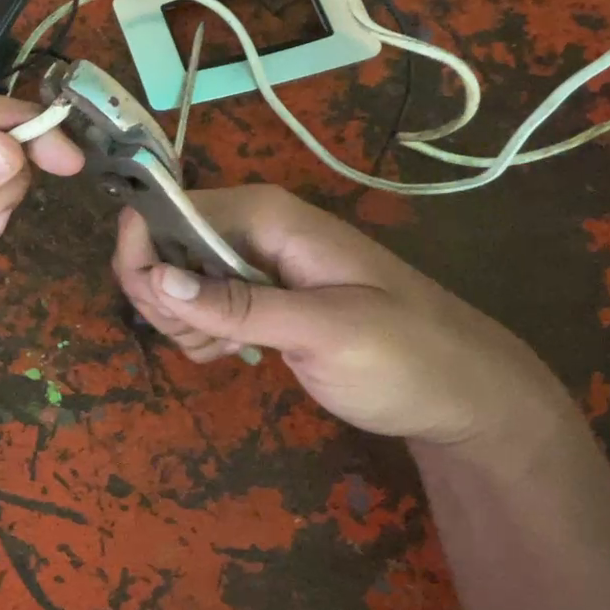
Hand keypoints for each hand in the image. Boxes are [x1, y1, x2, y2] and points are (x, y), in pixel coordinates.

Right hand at [112, 185, 579, 449]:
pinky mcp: (250, 299)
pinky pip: (190, 307)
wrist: (464, 397)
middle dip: (164, 299)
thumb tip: (154, 277)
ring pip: (168, 282)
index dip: (145, 255)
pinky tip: (233, 353)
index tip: (162, 308)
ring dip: (181, 323)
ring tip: (231, 349)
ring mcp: (248, 265)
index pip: (168, 212)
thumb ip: (238, 306)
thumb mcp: (326, 332)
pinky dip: (198, 335)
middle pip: (159, 248)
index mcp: (266, 216)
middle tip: (211, 339)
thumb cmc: (408, 357)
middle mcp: (248, 231)